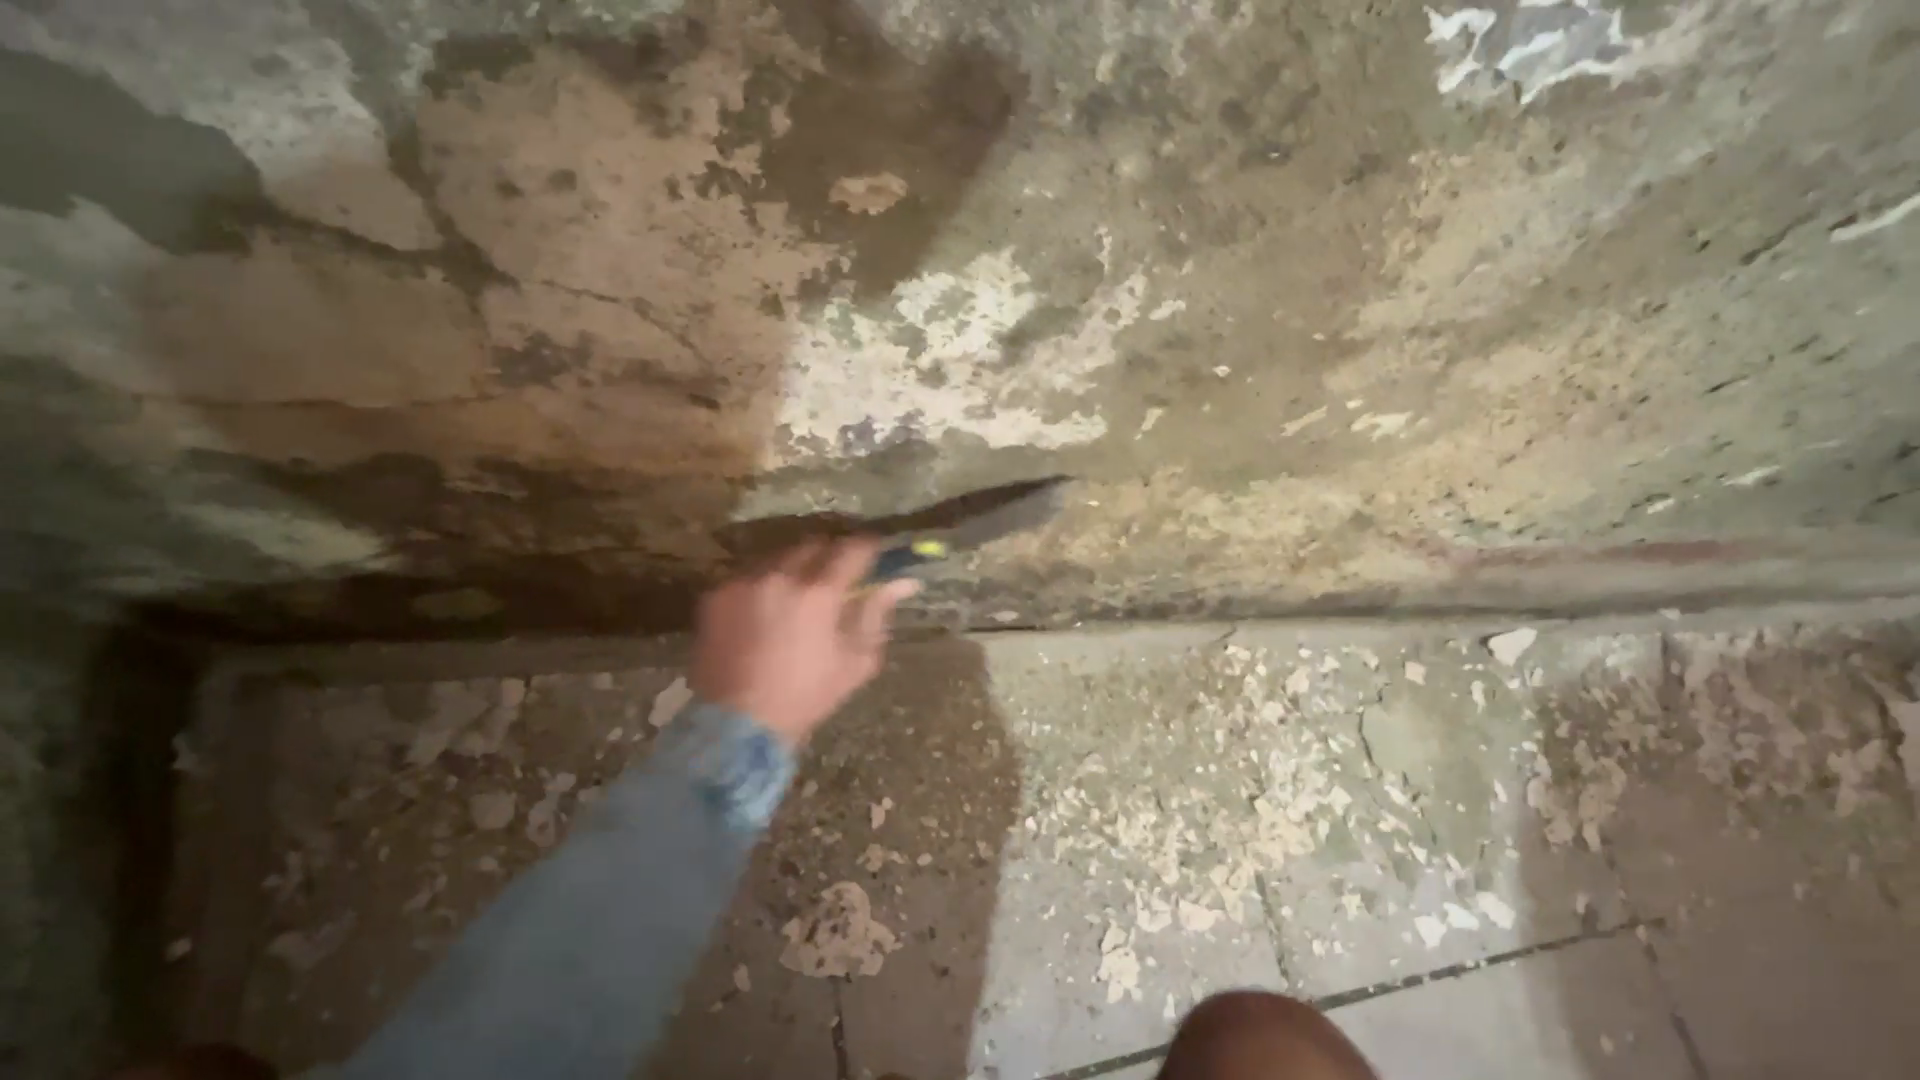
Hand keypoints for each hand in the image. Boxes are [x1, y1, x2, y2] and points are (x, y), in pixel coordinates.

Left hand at [691, 537, 918, 745]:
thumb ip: (876, 615)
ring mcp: (743, 583)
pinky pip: (747, 575)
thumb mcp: (855, 662)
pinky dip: (763, 584)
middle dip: (830, 553)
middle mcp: (780, 577)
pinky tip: (766, 609)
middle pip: (813, 544)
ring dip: (795, 566)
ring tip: (798, 592)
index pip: (852, 549)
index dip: (869, 546)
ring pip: (777, 556)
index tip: (874, 552)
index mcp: (819, 594)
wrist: (737, 725)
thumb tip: (899, 582)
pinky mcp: (715, 595)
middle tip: (837, 574)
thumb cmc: (805, 697)